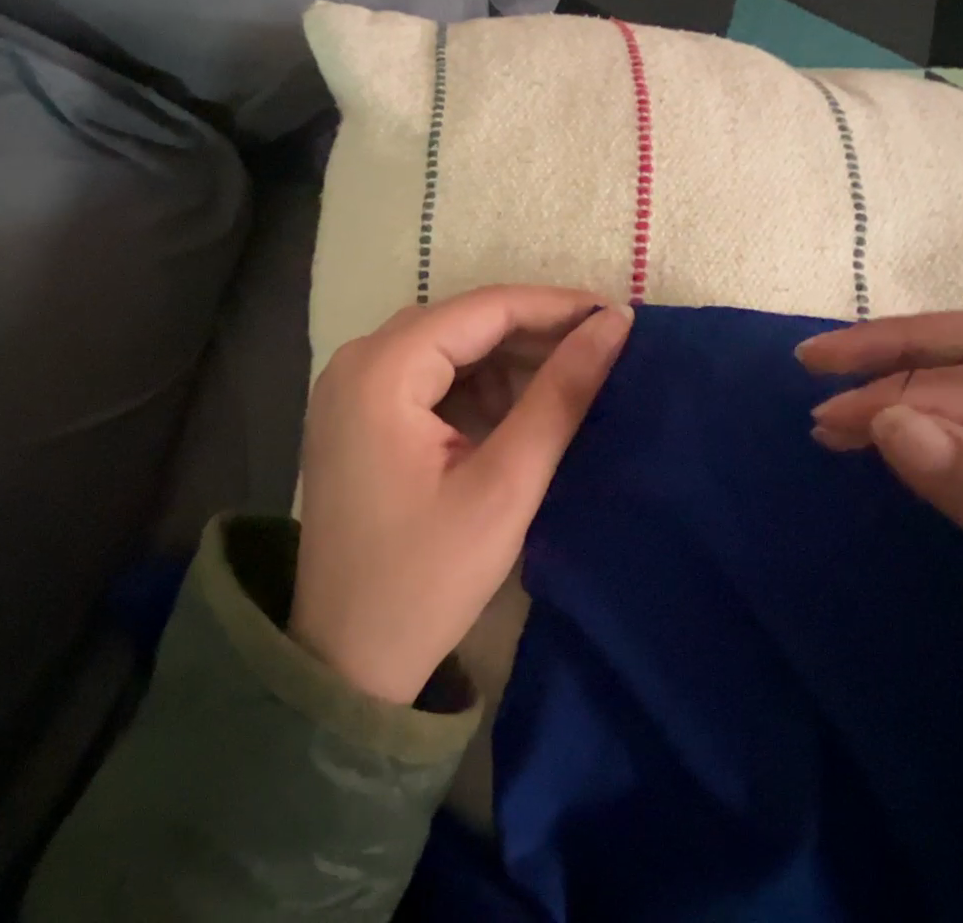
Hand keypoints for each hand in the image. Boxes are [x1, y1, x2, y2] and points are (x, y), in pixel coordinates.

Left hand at [292, 286, 631, 705]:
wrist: (348, 656)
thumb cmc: (428, 577)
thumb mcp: (505, 484)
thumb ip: (560, 396)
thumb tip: (614, 325)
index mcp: (380, 371)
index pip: (480, 310)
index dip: (554, 306)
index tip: (617, 316)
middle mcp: (353, 364)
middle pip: (457, 324)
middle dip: (530, 334)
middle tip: (600, 353)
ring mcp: (345, 393)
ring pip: (441, 350)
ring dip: (502, 363)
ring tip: (565, 386)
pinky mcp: (353, 422)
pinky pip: (421, 382)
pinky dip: (471, 389)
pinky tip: (512, 414)